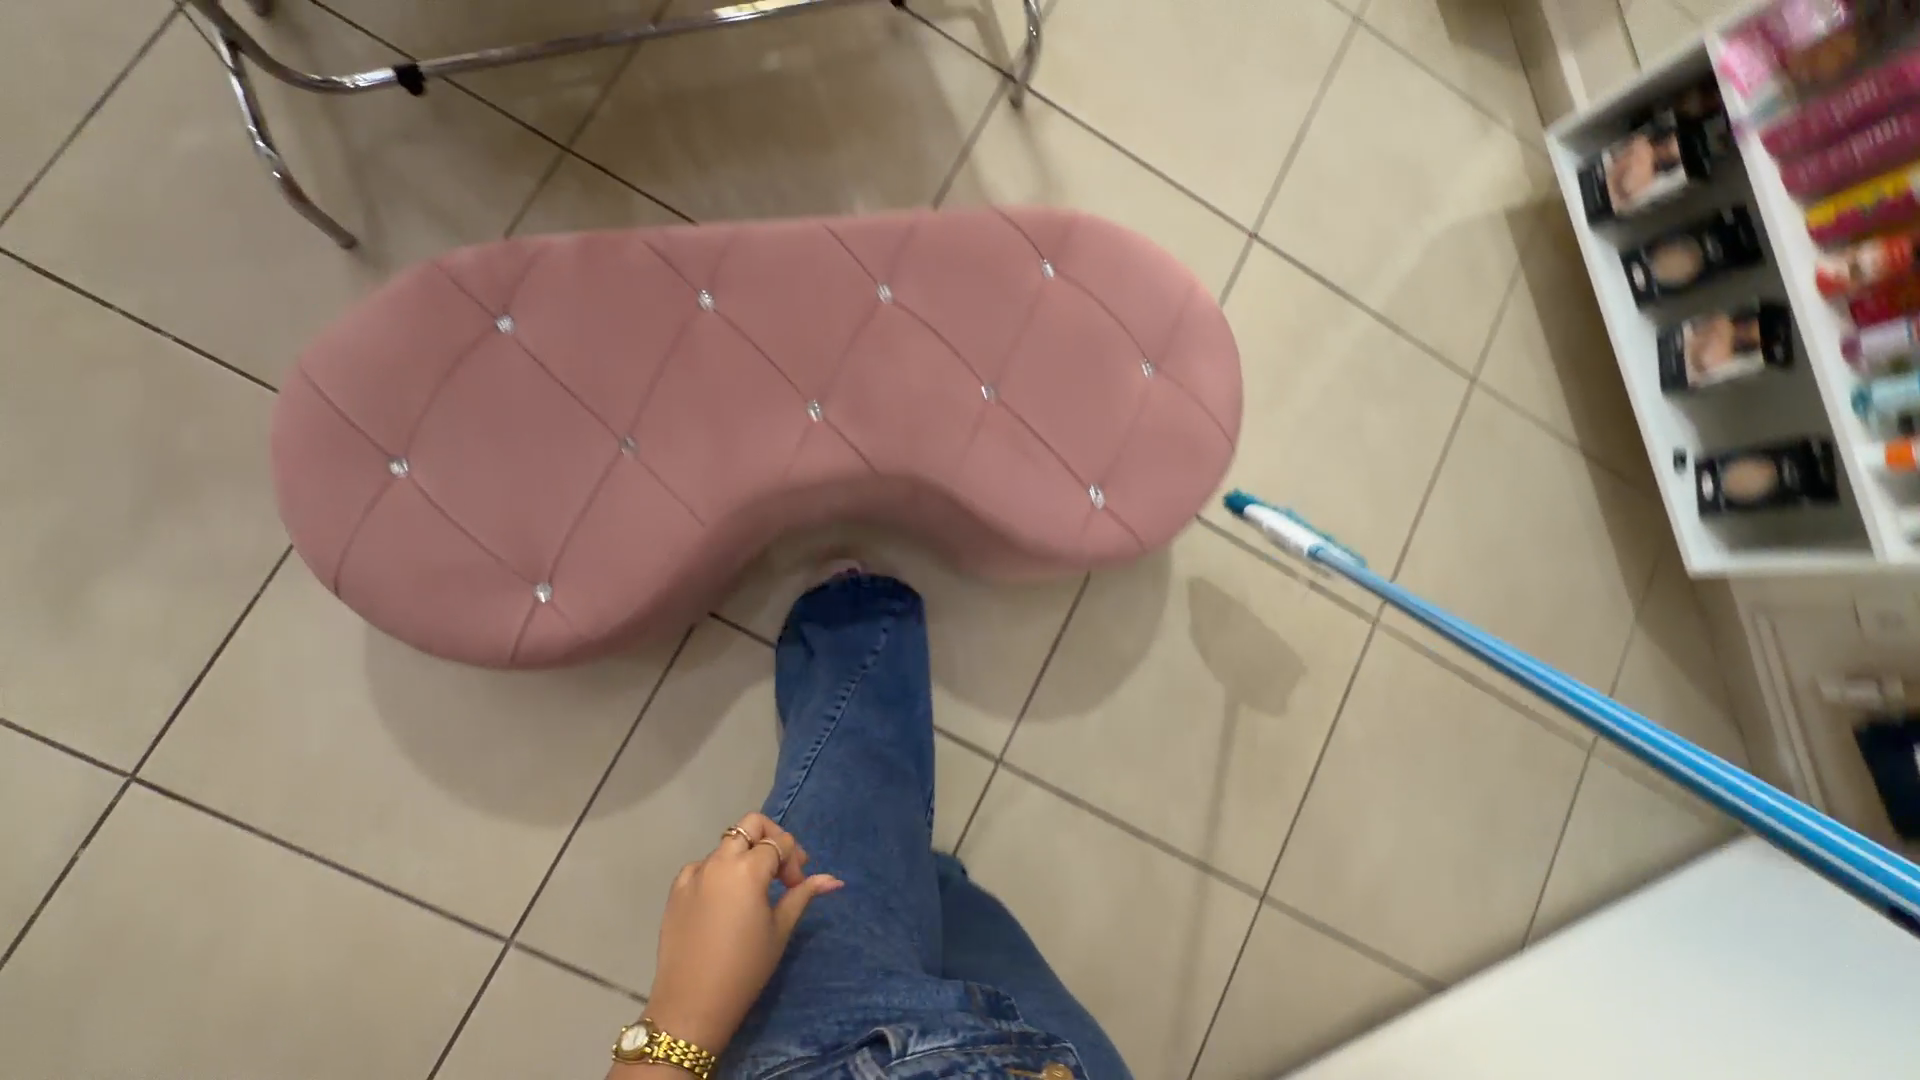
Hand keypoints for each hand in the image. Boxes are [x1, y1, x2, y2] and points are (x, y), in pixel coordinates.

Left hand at [643, 813, 841, 1057]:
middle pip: (750, 825)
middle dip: (771, 837)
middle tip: (780, 869)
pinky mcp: (676, 890)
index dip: (795, 859)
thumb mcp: (781, 929)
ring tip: (754, 889)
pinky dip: (719, 871)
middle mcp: (719, 861)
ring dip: (745, 855)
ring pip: (726, 844)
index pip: (779, 842)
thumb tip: (834, 880)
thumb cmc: (745, 968)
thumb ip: (804, 894)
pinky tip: (725, 900)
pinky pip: (703, 866)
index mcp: (748, 868)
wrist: (691, 1005)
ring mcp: (694, 874)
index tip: (798, 886)